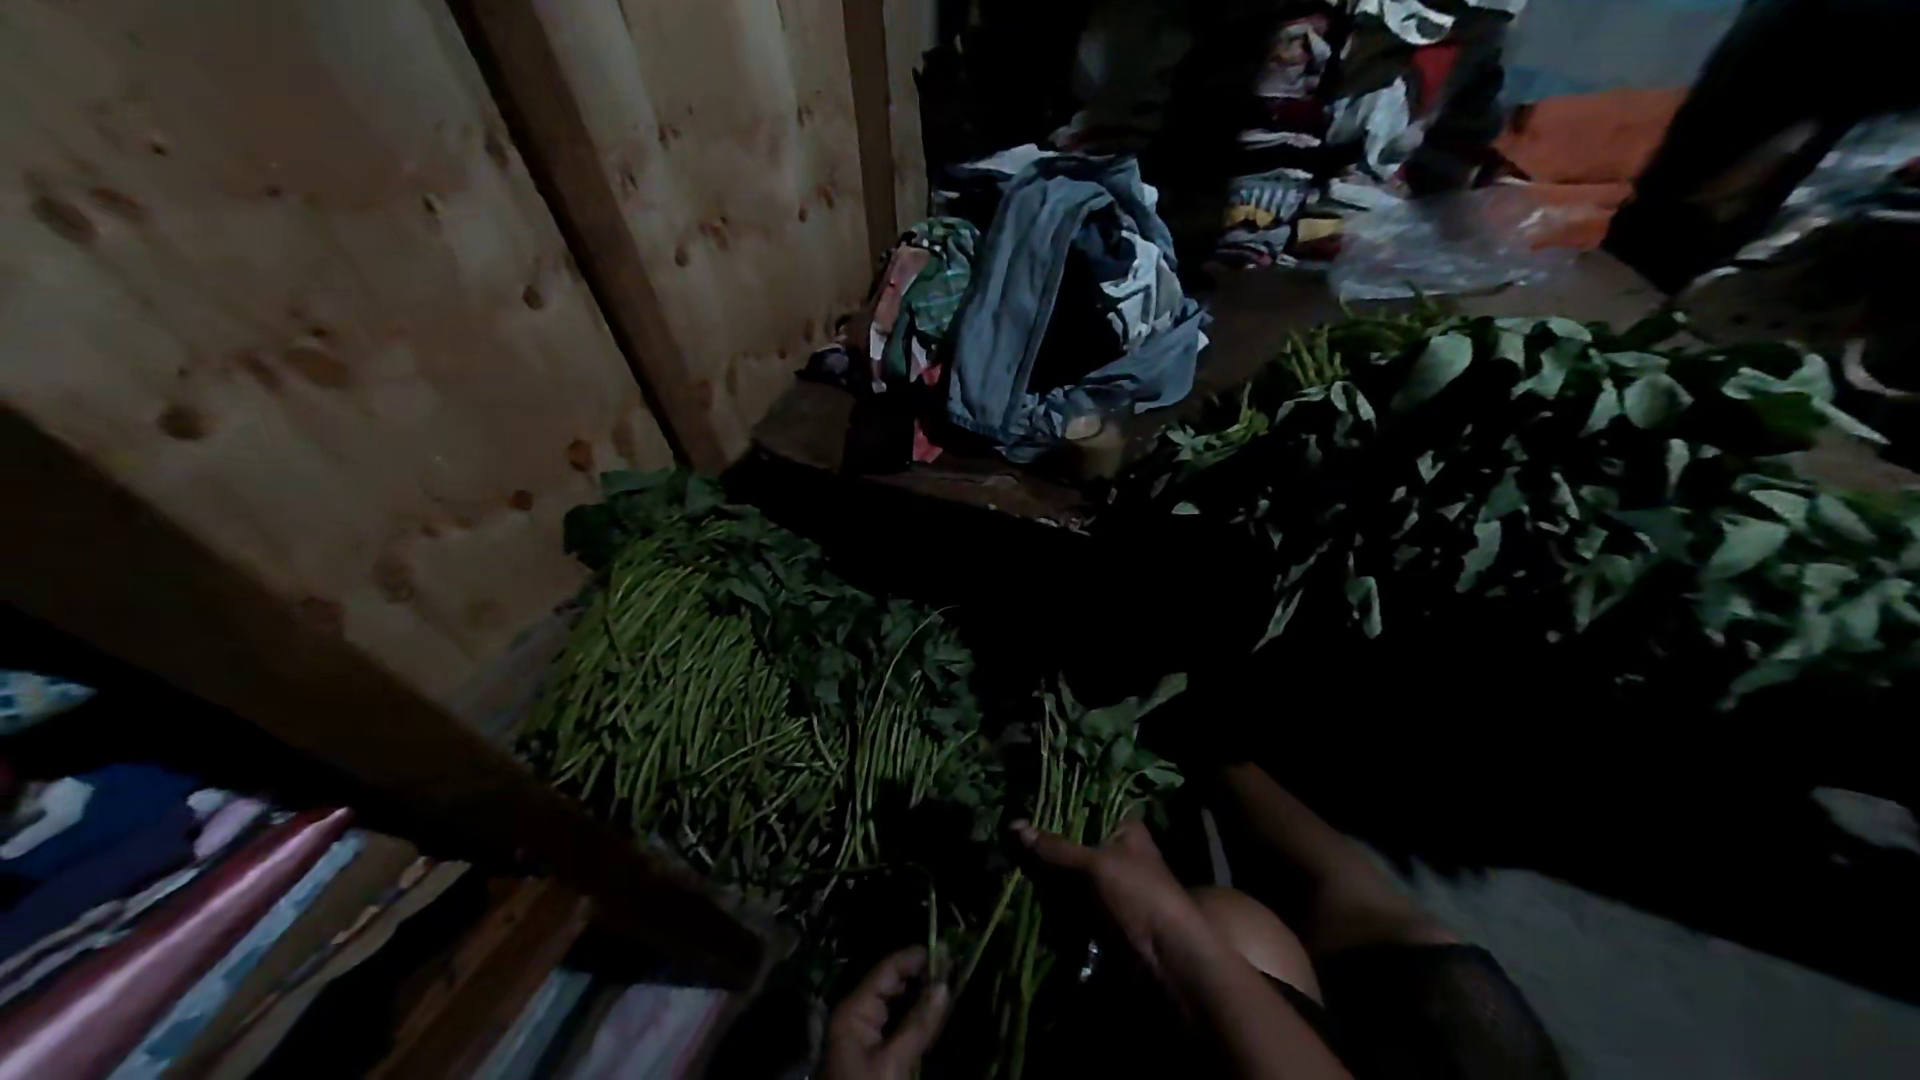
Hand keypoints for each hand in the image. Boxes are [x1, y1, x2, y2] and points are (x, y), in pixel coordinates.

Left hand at [824, 946, 950, 1079]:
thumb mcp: (893, 1064)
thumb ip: (919, 1024)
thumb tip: (946, 984)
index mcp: (854, 1008)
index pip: (888, 969)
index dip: (917, 957)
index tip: (948, 951)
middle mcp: (856, 1011)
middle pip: (892, 981)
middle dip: (921, 974)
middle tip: (955, 968)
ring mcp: (862, 1031)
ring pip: (895, 1000)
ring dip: (920, 992)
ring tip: (951, 984)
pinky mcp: (870, 1050)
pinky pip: (895, 1021)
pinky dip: (914, 1013)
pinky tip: (935, 1011)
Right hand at [1011, 818, 1206, 977]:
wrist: (1166, 959)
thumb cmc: (1138, 895)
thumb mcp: (1095, 864)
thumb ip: (1056, 847)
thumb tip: (1014, 826)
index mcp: (1123, 829)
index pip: (1083, 809)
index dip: (1054, 810)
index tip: (1022, 811)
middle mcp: (1115, 851)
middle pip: (1071, 842)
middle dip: (1044, 846)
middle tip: (1009, 840)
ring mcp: (1106, 883)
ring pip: (1066, 871)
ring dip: (1044, 873)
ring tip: (1010, 862)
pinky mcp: (1098, 911)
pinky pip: (1067, 897)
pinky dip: (1050, 896)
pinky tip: (1024, 888)